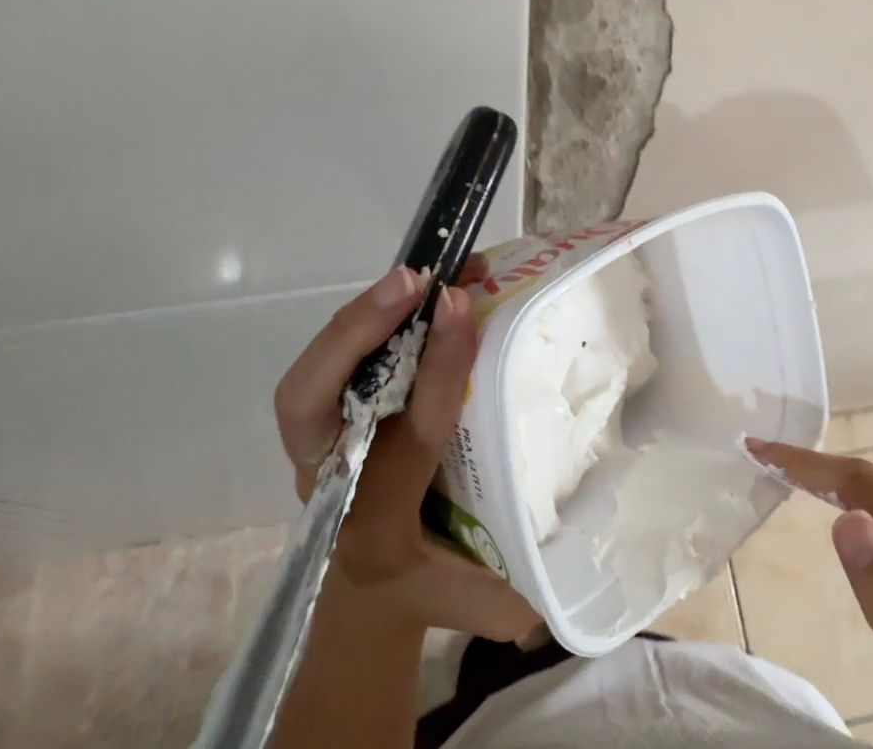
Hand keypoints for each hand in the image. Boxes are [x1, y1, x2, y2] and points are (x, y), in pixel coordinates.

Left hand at [274, 260, 541, 640]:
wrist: (369, 592)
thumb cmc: (427, 592)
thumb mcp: (474, 603)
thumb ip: (510, 599)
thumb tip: (563, 595)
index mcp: (369, 526)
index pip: (404, 440)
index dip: (436, 376)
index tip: (464, 312)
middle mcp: (327, 478)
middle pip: (309, 398)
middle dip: (357, 333)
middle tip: (416, 279)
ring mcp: (315, 448)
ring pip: (311, 373)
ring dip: (362, 315)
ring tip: (419, 269)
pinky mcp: (326, 419)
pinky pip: (334, 364)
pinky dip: (370, 321)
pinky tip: (416, 289)